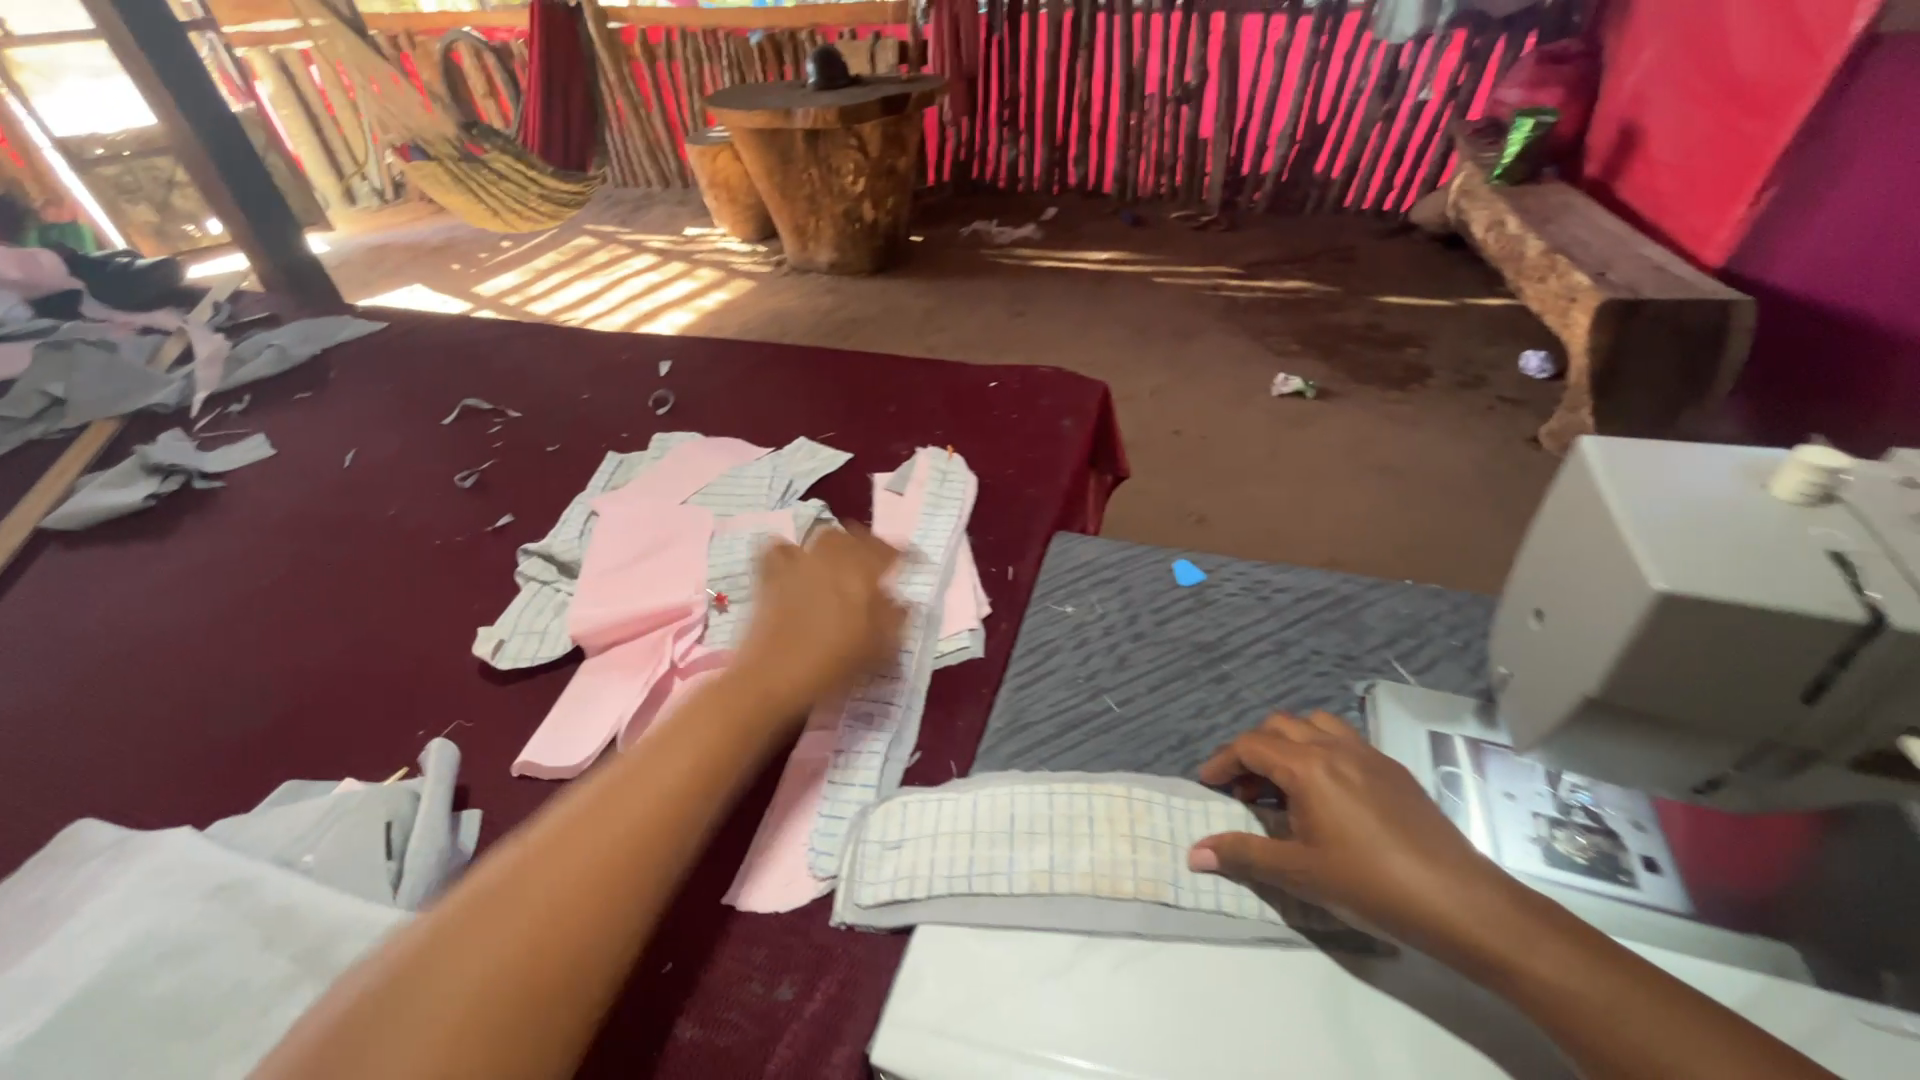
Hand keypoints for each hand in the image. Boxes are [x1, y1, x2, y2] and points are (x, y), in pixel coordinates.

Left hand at [732, 526, 904, 714]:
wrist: (774, 675)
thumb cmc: (832, 665)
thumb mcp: (877, 649)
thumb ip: (894, 620)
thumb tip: (902, 603)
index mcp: (863, 573)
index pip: (889, 550)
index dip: (902, 553)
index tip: (910, 562)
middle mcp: (832, 558)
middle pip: (853, 536)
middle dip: (867, 544)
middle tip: (873, 561)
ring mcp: (799, 562)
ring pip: (821, 536)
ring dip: (834, 543)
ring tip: (838, 559)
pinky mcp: (770, 573)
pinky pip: (780, 547)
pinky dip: (791, 550)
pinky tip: (794, 563)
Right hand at [1188, 711, 1516, 953]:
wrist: (1457, 900)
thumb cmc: (1369, 884)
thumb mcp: (1298, 873)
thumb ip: (1243, 854)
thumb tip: (1194, 853)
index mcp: (1308, 767)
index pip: (1250, 746)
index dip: (1222, 762)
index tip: (1208, 784)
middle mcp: (1336, 748)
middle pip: (1280, 726)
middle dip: (1252, 749)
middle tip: (1243, 788)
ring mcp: (1370, 755)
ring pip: (1316, 725)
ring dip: (1289, 743)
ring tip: (1283, 783)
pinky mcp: (1394, 771)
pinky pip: (1346, 741)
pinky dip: (1321, 751)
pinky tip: (1327, 795)